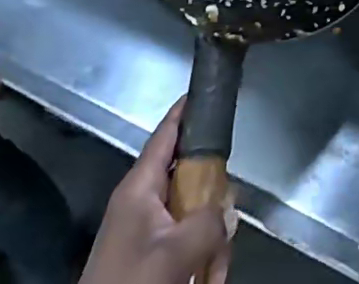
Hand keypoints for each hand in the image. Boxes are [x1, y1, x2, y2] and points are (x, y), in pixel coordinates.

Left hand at [80, 98, 233, 283]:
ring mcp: (144, 227)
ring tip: (213, 273)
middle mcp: (141, 199)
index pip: (165, 135)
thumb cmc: (130, 281)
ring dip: (208, 242)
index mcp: (140, 185)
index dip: (184, 113)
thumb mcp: (173, 253)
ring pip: (190, 216)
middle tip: (227, 222)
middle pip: (187, 179)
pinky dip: (199, 259)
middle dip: (211, 201)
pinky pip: (183, 242)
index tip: (203, 93)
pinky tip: (206, 279)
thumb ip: (206, 225)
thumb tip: (226, 209)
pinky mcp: (148, 253)